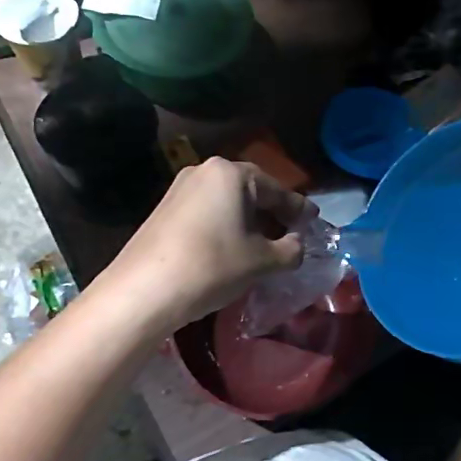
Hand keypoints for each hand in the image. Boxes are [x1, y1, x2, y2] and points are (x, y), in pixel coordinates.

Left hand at [99, 158, 314, 329]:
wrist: (145, 290)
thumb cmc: (212, 266)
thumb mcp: (262, 261)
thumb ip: (290, 249)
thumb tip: (298, 244)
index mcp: (231, 173)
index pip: (276, 189)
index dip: (298, 208)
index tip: (315, 220)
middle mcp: (204, 171)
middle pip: (250, 191)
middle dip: (272, 212)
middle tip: (293, 231)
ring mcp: (180, 189)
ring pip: (227, 202)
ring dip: (249, 220)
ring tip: (265, 243)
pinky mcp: (165, 210)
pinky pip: (207, 212)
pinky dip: (226, 225)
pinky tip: (233, 247)